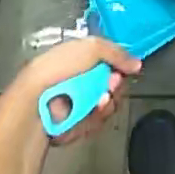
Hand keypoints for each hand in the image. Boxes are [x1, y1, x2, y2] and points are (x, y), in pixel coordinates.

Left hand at [5, 36, 141, 146]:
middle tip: (113, 83)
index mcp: (79, 59)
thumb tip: (137, 64)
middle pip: (112, 85)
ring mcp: (79, 104)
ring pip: (108, 104)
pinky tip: (96, 109)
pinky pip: (98, 121)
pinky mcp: (77, 126)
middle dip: (117, 84)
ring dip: (110, 100)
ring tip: (103, 97)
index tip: (126, 69)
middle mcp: (80, 80)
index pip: (108, 63)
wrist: (37, 99)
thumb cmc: (61, 67)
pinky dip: (99, 115)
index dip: (120, 66)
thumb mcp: (92, 47)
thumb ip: (117, 53)